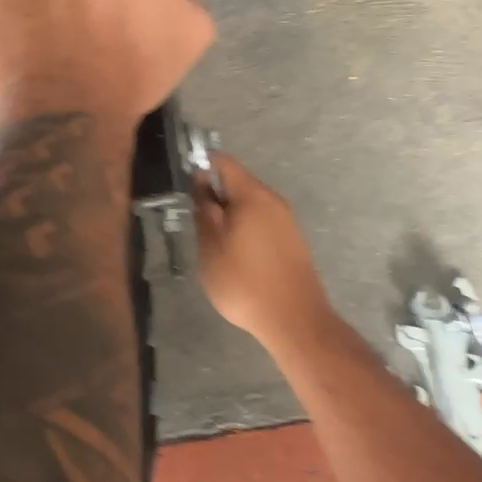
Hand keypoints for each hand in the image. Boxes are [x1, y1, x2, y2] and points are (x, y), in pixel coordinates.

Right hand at [193, 153, 334, 344]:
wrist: (294, 319)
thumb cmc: (244, 281)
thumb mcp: (211, 246)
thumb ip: (205, 210)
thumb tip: (201, 182)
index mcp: (252, 195)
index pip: (224, 162)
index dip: (202, 167)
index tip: (187, 188)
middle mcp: (273, 200)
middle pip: (239, 184)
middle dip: (215, 197)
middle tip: (198, 226)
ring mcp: (287, 221)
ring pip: (250, 206)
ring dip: (230, 217)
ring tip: (215, 246)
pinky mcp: (293, 241)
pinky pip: (263, 224)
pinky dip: (245, 231)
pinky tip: (237, 258)